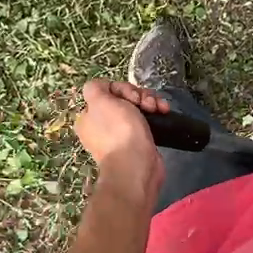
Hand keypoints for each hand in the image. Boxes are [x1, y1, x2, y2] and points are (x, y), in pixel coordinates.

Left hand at [74, 80, 168, 194]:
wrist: (137, 164)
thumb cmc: (119, 131)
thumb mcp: (100, 102)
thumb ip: (94, 88)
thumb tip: (102, 88)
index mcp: (89, 116)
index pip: (107, 89)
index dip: (122, 89)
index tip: (131, 98)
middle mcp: (103, 124)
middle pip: (124, 96)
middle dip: (139, 95)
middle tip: (146, 104)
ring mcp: (121, 132)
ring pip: (138, 104)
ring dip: (150, 101)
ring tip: (158, 109)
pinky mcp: (138, 138)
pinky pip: (146, 117)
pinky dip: (156, 112)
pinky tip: (163, 112)